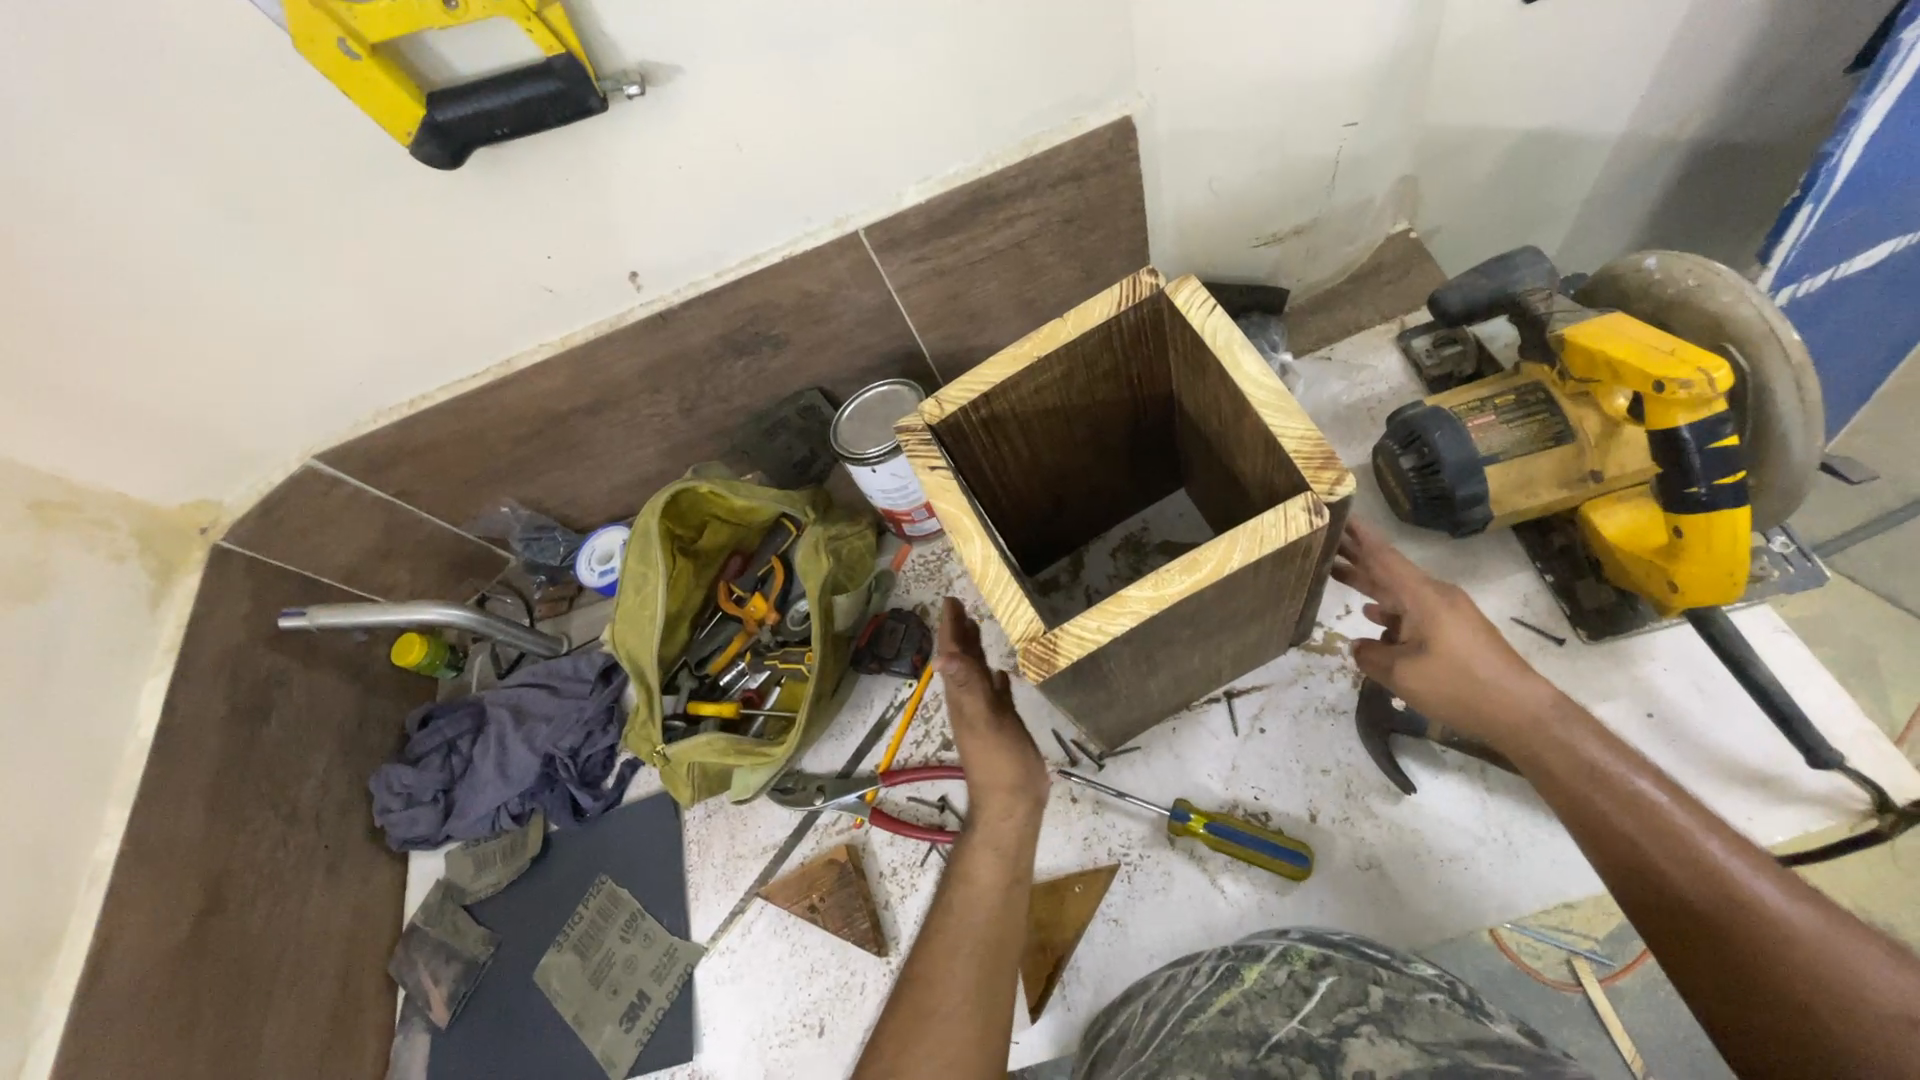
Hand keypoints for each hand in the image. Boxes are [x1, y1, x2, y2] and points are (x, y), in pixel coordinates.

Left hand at [935, 597, 1049, 825]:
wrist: (1012, 802)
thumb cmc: (999, 762)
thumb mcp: (984, 720)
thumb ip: (967, 687)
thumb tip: (942, 655)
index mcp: (962, 697)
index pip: (952, 654)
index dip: (950, 628)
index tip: (950, 600)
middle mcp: (970, 702)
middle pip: (961, 660)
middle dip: (959, 632)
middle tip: (961, 605)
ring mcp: (986, 714)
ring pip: (976, 675)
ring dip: (975, 651)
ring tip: (978, 627)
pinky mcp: (1003, 725)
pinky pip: (996, 695)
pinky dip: (996, 680)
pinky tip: (1002, 674)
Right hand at [1331, 519, 1564, 751]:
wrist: (1519, 712)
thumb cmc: (1458, 686)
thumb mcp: (1401, 674)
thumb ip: (1370, 656)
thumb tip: (1357, 646)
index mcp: (1422, 596)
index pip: (1383, 556)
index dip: (1359, 535)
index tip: (1338, 514)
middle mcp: (1435, 596)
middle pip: (1388, 570)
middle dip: (1356, 556)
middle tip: (1323, 541)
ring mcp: (1447, 614)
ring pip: (1398, 593)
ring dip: (1369, 585)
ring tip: (1336, 574)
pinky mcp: (1453, 631)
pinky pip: (1412, 613)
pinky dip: (1388, 612)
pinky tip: (1371, 618)